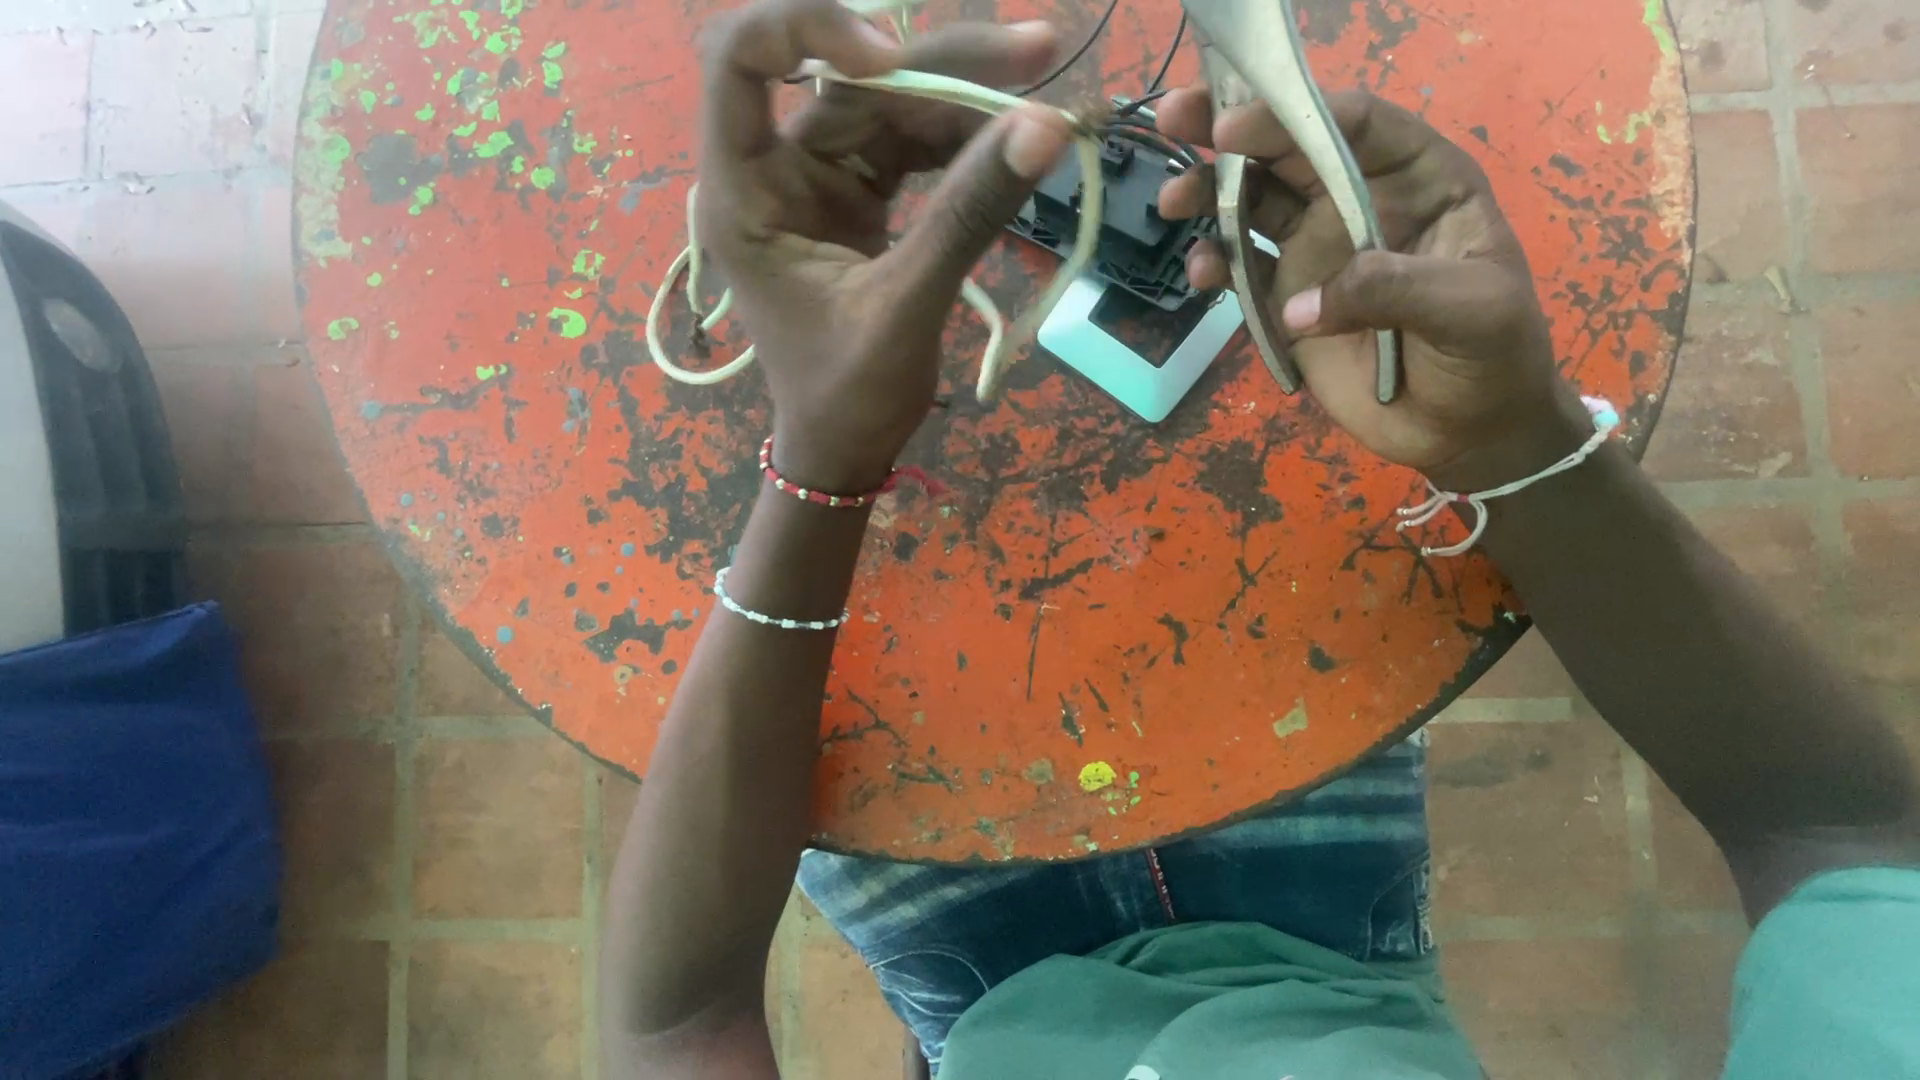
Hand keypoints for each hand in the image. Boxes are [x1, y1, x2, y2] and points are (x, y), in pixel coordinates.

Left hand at [697, 0, 1071, 492]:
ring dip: (966, 100)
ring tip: (1046, 103)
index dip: (808, 28)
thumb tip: (1044, 128)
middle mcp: (775, 172)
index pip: (742, 60)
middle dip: (940, 64)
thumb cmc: (848, 396)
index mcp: (746, 194)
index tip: (893, 55)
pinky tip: (1013, 142)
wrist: (845, 448)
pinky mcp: (858, 203)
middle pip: (848, 79)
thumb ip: (965, 217)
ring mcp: (820, 185)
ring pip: (890, 109)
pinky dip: (961, 144)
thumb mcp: (904, 309)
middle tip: (1038, 53)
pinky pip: (911, 150)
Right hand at [1155, 88, 1589, 490]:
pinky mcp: (1287, 300)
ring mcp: (1318, 252)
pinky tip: (1199, 274)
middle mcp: (1360, 205)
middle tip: (1174, 119)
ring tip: (1171, 202)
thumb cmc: (1489, 357)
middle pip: (1289, 152)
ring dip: (1210, 195)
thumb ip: (1392, 290)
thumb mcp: (1468, 311)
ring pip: (1254, 206)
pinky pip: (1241, 272)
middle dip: (1230, 134)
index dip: (1294, 117)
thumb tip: (1297, 307)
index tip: (1234, 126)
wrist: (1463, 430)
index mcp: (1419, 182)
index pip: (1355, 126)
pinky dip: (1214, 266)